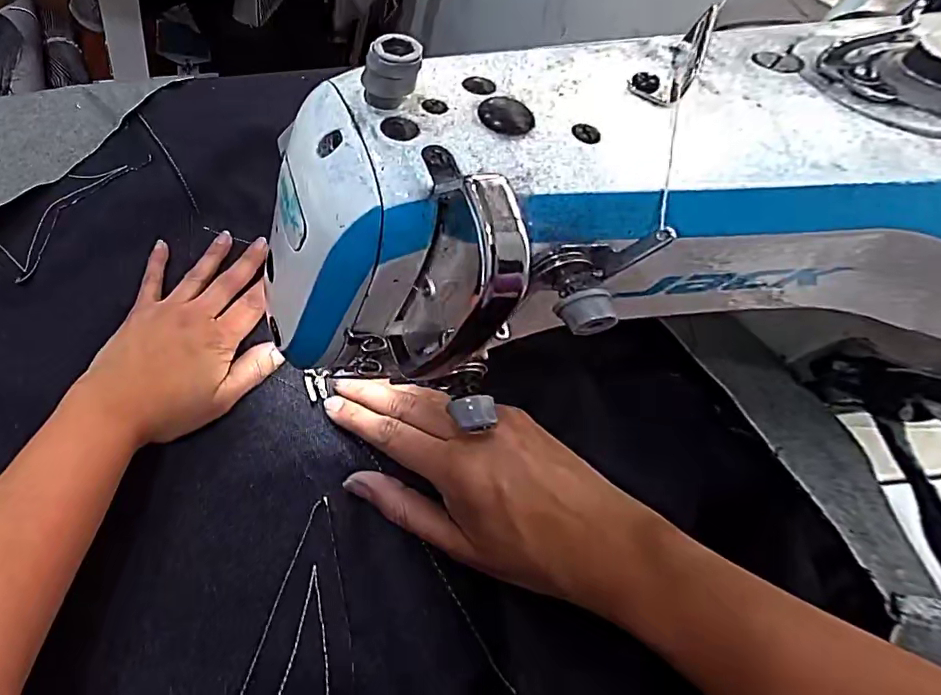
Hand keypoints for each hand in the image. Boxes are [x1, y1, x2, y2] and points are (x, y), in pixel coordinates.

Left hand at [73, 234, 281, 447]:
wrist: (113, 407)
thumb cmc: (168, 409)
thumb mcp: (220, 400)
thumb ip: (251, 372)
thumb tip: (278, 350)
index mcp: (219, 337)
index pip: (252, 305)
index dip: (269, 286)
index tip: (281, 269)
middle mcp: (197, 315)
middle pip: (228, 283)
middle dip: (248, 262)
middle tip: (261, 243)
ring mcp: (168, 309)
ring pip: (197, 276)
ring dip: (213, 255)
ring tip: (224, 237)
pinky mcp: (142, 311)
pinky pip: (152, 280)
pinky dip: (157, 262)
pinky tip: (161, 246)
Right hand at [326, 380, 670, 611]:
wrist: (607, 539)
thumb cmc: (536, 554)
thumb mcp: (463, 546)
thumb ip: (406, 508)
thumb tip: (362, 484)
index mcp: (457, 468)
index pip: (392, 433)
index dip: (358, 418)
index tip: (333, 406)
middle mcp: (474, 430)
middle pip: (409, 403)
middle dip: (370, 392)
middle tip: (341, 385)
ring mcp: (497, 415)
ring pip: (434, 395)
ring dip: (398, 389)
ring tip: (370, 386)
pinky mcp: (515, 412)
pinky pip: (462, 399)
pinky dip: (432, 397)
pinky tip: (421, 400)